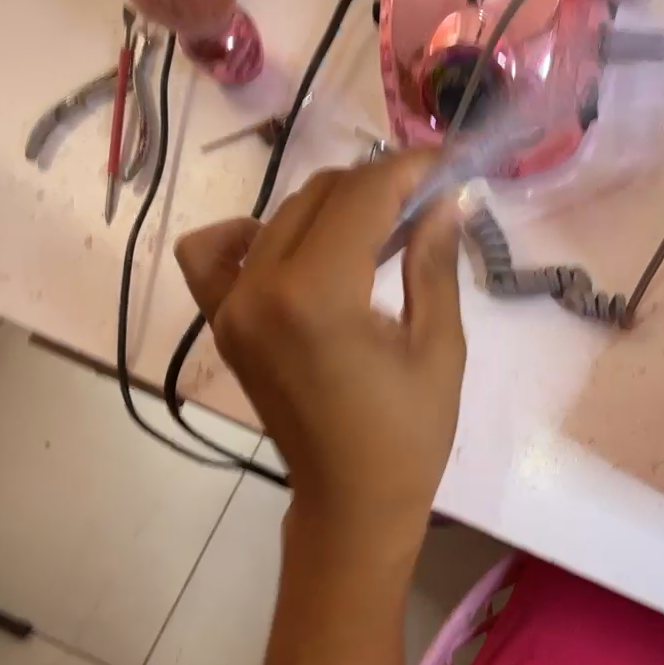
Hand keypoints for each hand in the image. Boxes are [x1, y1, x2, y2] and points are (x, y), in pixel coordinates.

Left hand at [176, 153, 466, 560]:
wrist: (351, 501)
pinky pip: (215, 253)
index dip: (410, 169)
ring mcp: (229, 306)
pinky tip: (293, 246)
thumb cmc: (409, 435)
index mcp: (317, 296)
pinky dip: (253, 234)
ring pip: (279, 214)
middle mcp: (259, 288)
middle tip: (428, 196)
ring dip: (334, 204)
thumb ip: (435, 262)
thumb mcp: (438, 347)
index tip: (448, 162)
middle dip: (379, 183)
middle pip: (319, 195)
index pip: (362, 197)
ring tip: (382, 223)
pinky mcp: (221, 323)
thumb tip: (447, 199)